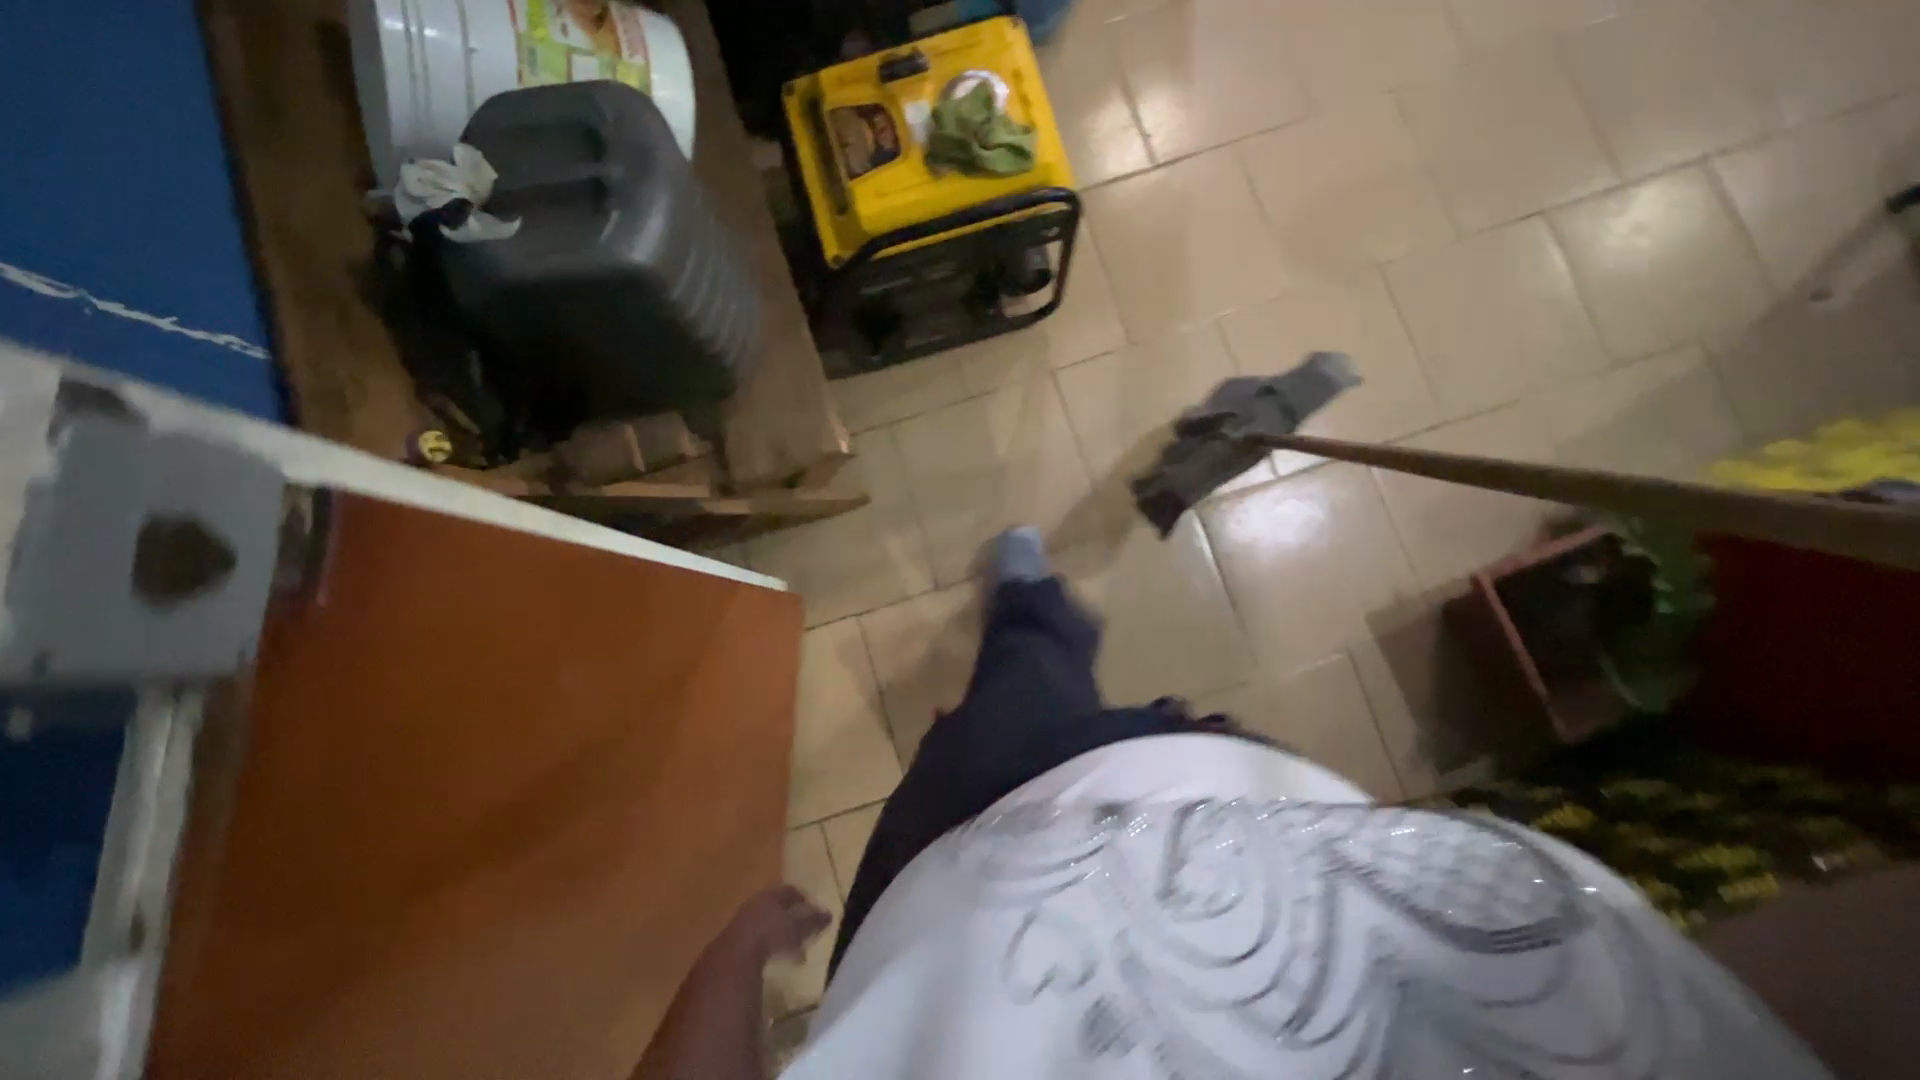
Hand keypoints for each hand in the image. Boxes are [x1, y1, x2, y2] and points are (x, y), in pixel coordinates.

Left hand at [712, 885, 832, 966]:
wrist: (732, 959)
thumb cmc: (771, 937)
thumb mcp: (797, 929)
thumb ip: (813, 921)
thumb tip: (828, 914)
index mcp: (770, 896)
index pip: (790, 892)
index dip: (802, 899)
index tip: (813, 909)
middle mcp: (754, 904)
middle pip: (775, 907)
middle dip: (788, 918)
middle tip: (802, 930)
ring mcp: (739, 923)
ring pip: (763, 924)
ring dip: (776, 934)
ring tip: (789, 950)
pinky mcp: (730, 943)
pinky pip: (753, 941)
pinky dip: (764, 948)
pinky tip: (771, 961)